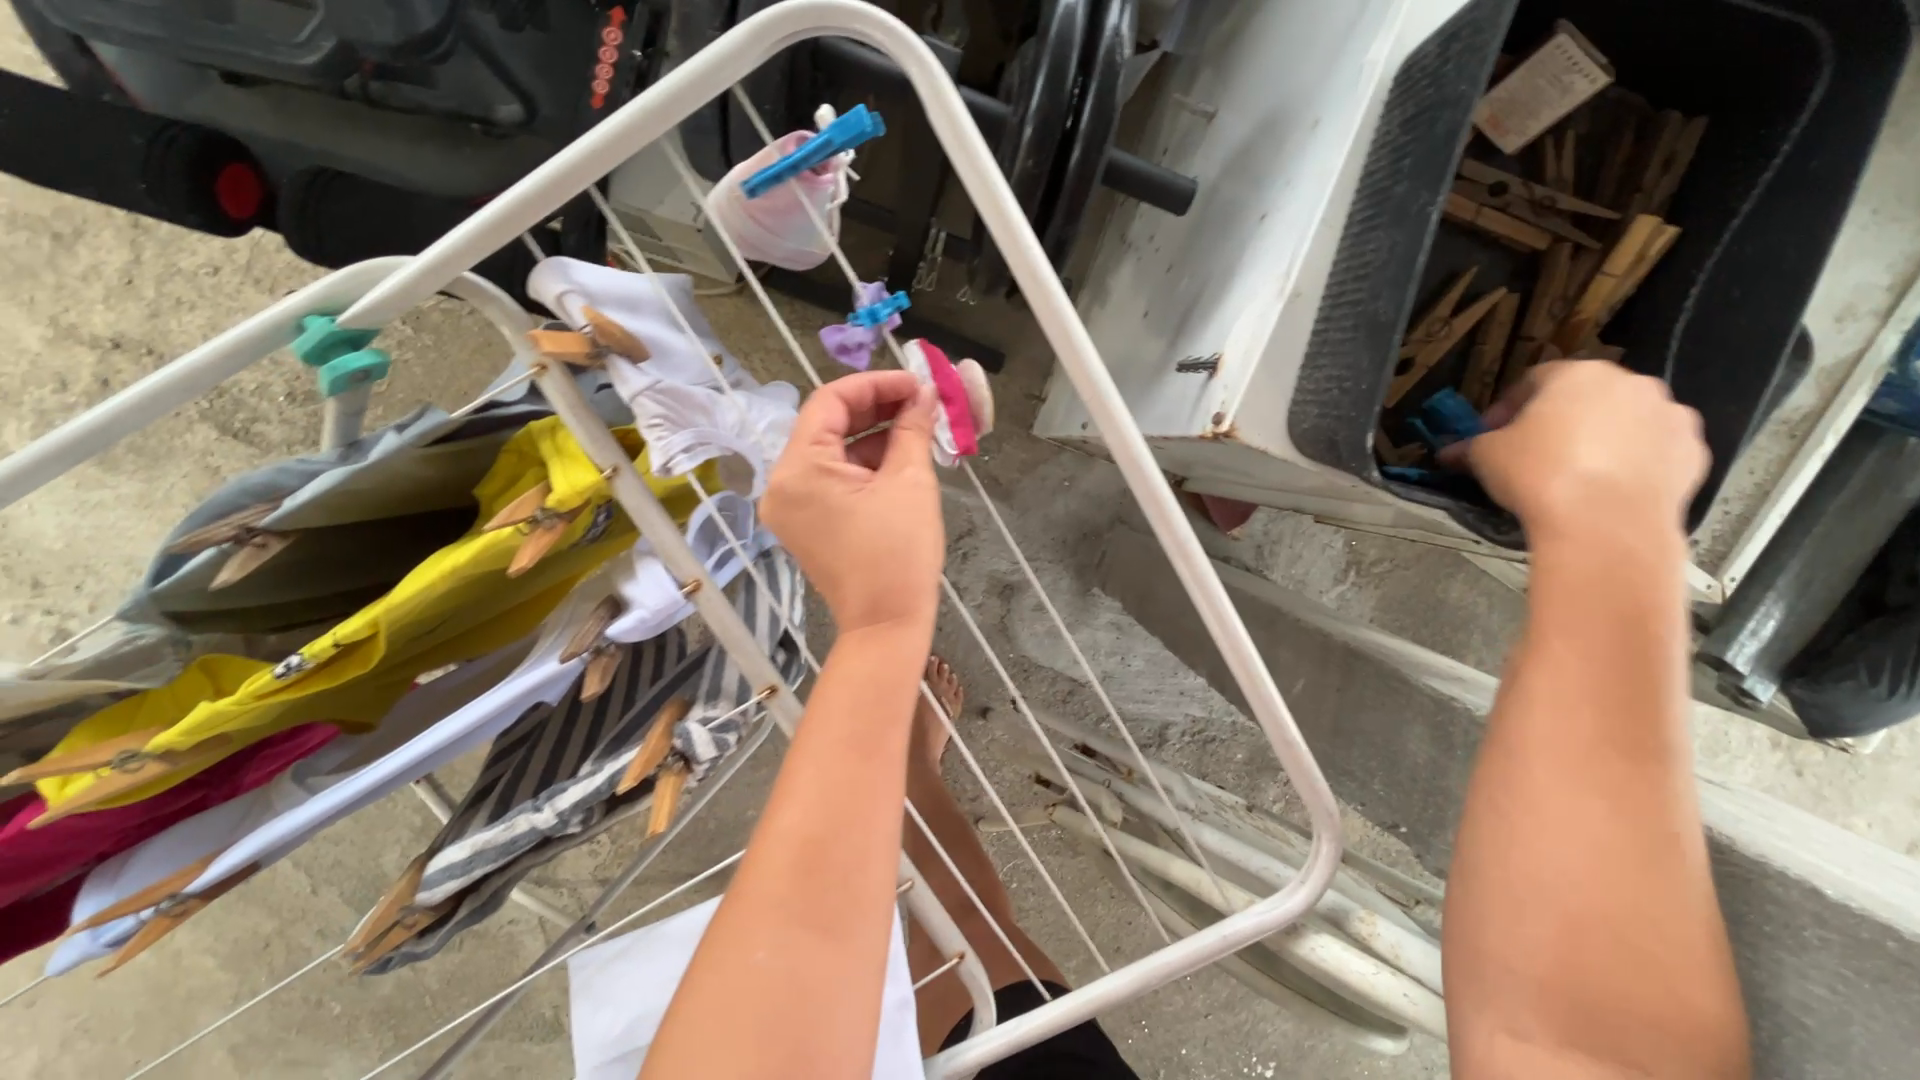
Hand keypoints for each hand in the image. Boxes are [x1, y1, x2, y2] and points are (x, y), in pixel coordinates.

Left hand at [762, 371, 944, 633]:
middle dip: (876, 407)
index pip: (830, 401)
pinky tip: (900, 454)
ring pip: (831, 450)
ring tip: (918, 426)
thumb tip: (925, 395)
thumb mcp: (910, 482)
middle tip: (921, 401)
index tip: (916, 384)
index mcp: (799, 468)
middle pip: (826, 424)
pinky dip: (863, 463)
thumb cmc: (899, 554)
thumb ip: (913, 428)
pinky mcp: (805, 522)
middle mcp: (782, 482)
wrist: (886, 625)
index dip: (876, 384)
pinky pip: (831, 477)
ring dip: (873, 434)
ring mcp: (790, 505)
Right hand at [1446, 360, 1708, 541]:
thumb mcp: (1487, 458)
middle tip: (1532, 452)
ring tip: (1574, 473)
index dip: (1507, 407)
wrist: (1606, 524)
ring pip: (1625, 421)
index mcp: (1578, 375)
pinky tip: (1608, 488)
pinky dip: (1633, 462)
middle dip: (1557, 420)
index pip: (1534, 380)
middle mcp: (1631, 384)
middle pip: (1585, 397)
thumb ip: (1469, 448)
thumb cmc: (1540, 475)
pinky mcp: (1693, 452)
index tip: (1490, 433)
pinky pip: (1654, 450)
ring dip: (1600, 438)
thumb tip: (1448, 454)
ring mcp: (1669, 416)